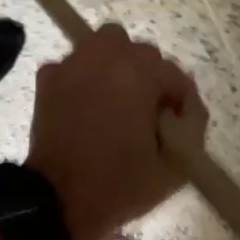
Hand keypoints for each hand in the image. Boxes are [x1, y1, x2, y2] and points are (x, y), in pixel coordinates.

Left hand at [23, 25, 208, 239]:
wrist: (62, 196)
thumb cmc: (122, 182)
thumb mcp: (176, 165)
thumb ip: (191, 125)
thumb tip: (186, 104)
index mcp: (135, 74)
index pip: (171, 71)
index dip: (181, 97)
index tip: (179, 122)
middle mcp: (101, 56)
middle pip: (136, 49)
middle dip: (149, 74)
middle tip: (149, 109)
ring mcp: (70, 62)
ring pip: (102, 44)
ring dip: (116, 64)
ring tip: (119, 99)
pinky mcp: (48, 75)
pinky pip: (75, 63)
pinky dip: (85, 76)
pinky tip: (88, 104)